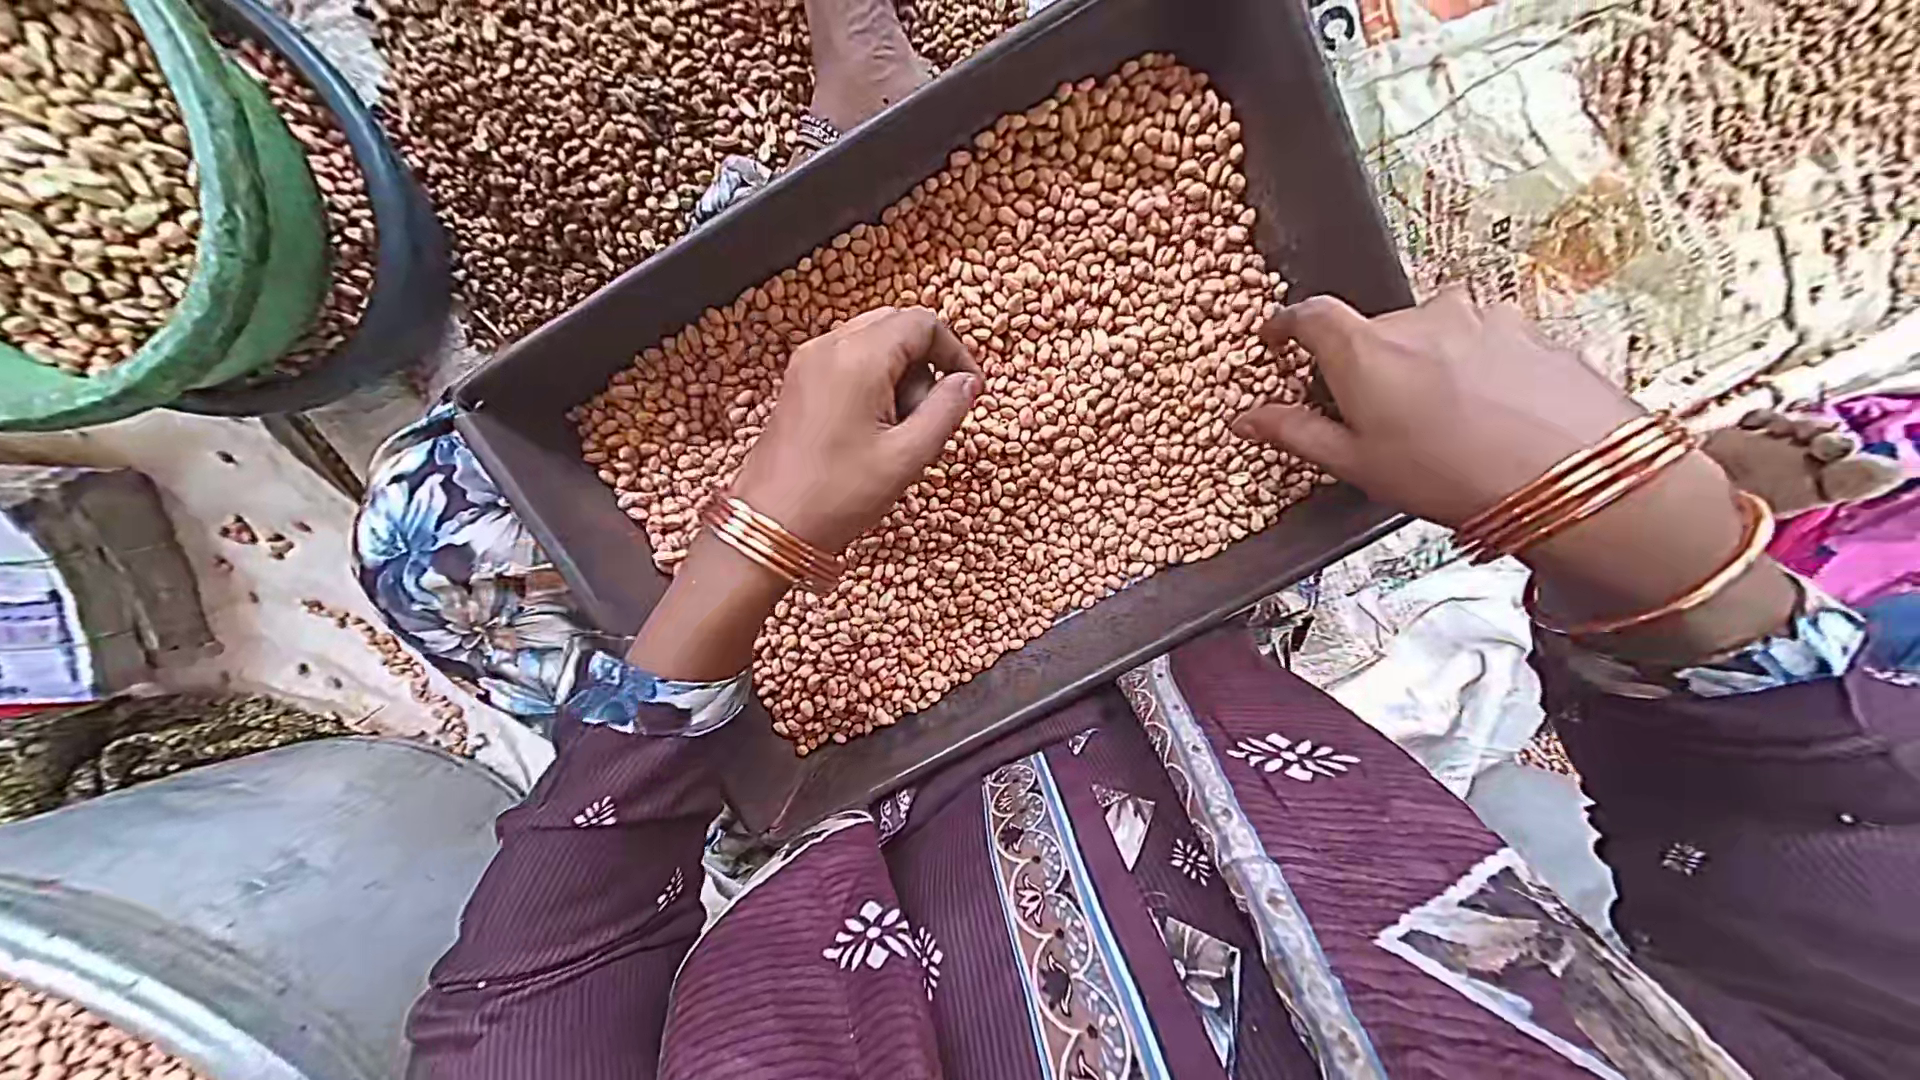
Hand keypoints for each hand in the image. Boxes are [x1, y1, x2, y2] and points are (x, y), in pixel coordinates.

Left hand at [731, 306, 981, 551]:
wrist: (771, 525)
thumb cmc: (837, 495)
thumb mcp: (907, 456)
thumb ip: (946, 411)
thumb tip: (968, 382)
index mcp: (858, 358)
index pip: (922, 323)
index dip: (956, 352)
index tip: (970, 389)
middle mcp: (828, 348)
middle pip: (896, 327)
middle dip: (925, 364)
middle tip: (931, 414)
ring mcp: (808, 364)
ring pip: (873, 345)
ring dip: (900, 377)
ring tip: (898, 433)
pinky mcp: (798, 384)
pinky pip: (848, 364)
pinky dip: (873, 385)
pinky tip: (874, 432)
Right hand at [1232, 290, 1794, 659]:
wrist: (1577, 476)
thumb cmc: (1448, 473)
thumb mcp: (1354, 462)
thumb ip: (1293, 431)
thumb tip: (1244, 418)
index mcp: (1365, 350)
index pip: (1311, 314)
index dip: (1286, 322)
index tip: (1276, 336)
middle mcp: (1419, 319)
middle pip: (1369, 329)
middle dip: (1358, 362)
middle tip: (1365, 411)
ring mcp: (1478, 317)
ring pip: (1423, 332)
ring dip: (1412, 362)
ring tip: (1428, 414)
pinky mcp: (1525, 327)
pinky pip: (1472, 337)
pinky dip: (1459, 362)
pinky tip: (1474, 407)